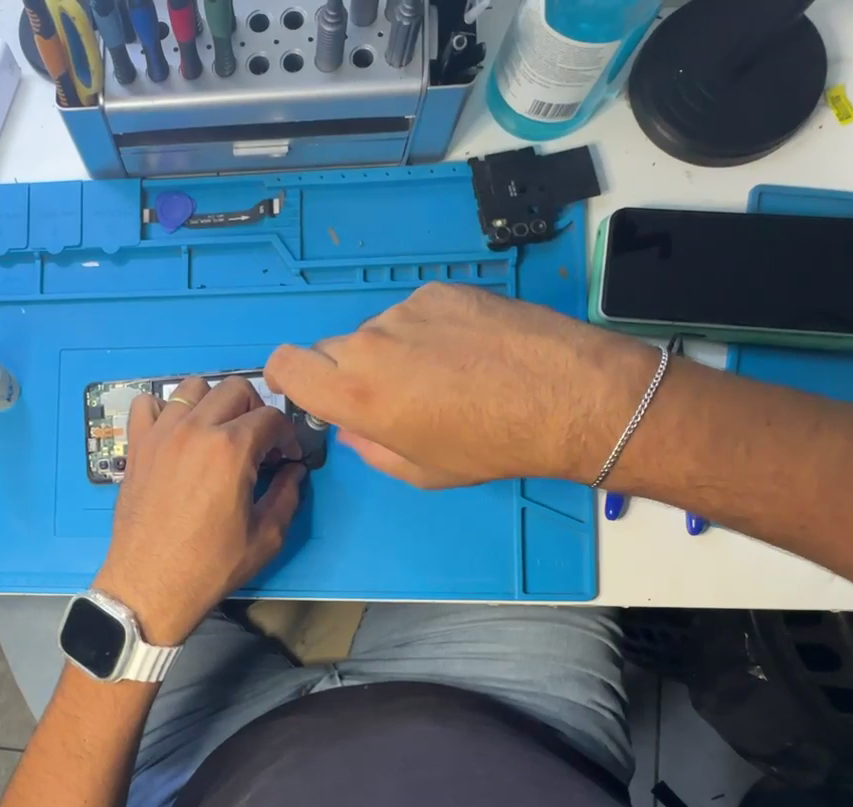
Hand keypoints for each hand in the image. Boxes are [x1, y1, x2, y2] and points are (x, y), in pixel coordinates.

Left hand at [94, 376, 305, 645]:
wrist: (150, 586)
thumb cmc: (210, 567)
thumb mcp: (265, 537)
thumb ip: (287, 496)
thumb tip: (293, 472)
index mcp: (232, 449)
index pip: (271, 417)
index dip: (287, 435)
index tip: (286, 457)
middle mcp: (195, 429)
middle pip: (235, 389)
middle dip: (255, 409)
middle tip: (257, 441)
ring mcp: (161, 434)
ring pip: (192, 387)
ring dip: (213, 402)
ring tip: (218, 431)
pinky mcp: (137, 446)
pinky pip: (146, 404)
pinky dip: (164, 409)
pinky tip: (176, 432)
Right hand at [264, 282, 660, 487]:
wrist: (568, 397)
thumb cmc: (490, 446)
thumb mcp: (418, 470)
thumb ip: (369, 447)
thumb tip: (356, 428)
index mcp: (355, 395)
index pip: (284, 364)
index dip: (286, 376)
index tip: (305, 388)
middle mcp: (370, 345)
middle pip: (330, 350)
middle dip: (347, 373)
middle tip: (391, 395)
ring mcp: (406, 311)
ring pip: (375, 331)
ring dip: (391, 351)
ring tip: (443, 373)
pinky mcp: (441, 290)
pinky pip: (412, 313)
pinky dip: (425, 330)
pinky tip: (465, 349)